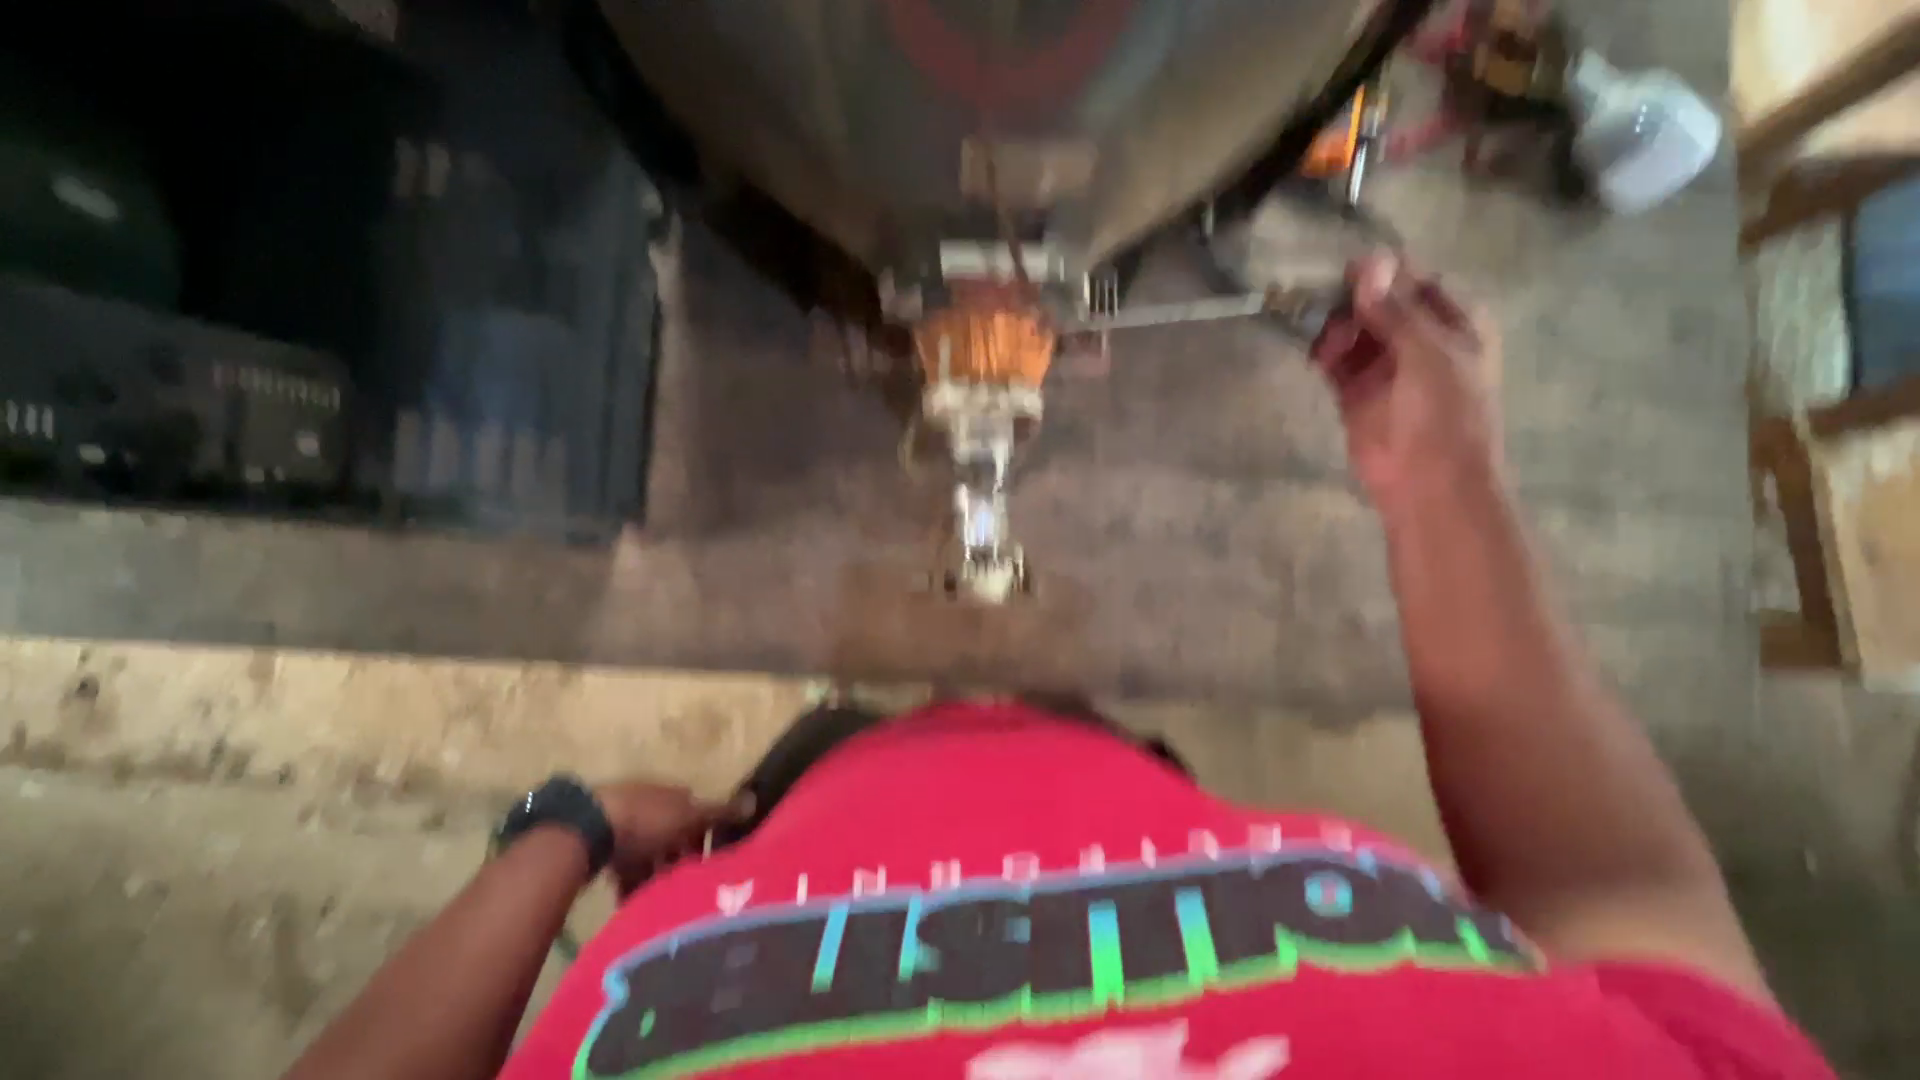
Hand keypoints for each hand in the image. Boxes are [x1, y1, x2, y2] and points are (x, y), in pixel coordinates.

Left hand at [595, 781, 749, 894]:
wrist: (589, 827)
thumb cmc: (648, 821)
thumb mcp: (689, 817)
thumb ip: (719, 813)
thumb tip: (754, 800)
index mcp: (674, 796)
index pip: (697, 815)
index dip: (705, 839)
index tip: (710, 865)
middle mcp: (652, 805)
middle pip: (672, 836)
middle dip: (679, 861)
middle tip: (685, 887)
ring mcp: (624, 823)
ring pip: (648, 854)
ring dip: (654, 877)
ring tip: (659, 902)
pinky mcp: (602, 844)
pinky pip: (623, 866)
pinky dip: (629, 884)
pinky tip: (630, 903)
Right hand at [1311, 253, 1504, 512]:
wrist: (1431, 483)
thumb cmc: (1446, 415)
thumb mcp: (1429, 353)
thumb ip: (1396, 310)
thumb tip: (1366, 263)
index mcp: (1454, 322)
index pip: (1415, 279)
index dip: (1383, 271)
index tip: (1346, 269)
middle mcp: (1419, 337)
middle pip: (1378, 302)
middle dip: (1350, 299)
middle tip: (1321, 302)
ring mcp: (1385, 365)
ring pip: (1353, 329)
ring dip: (1333, 326)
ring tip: (1323, 341)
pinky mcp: (1354, 392)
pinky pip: (1334, 361)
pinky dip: (1321, 353)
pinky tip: (1314, 355)